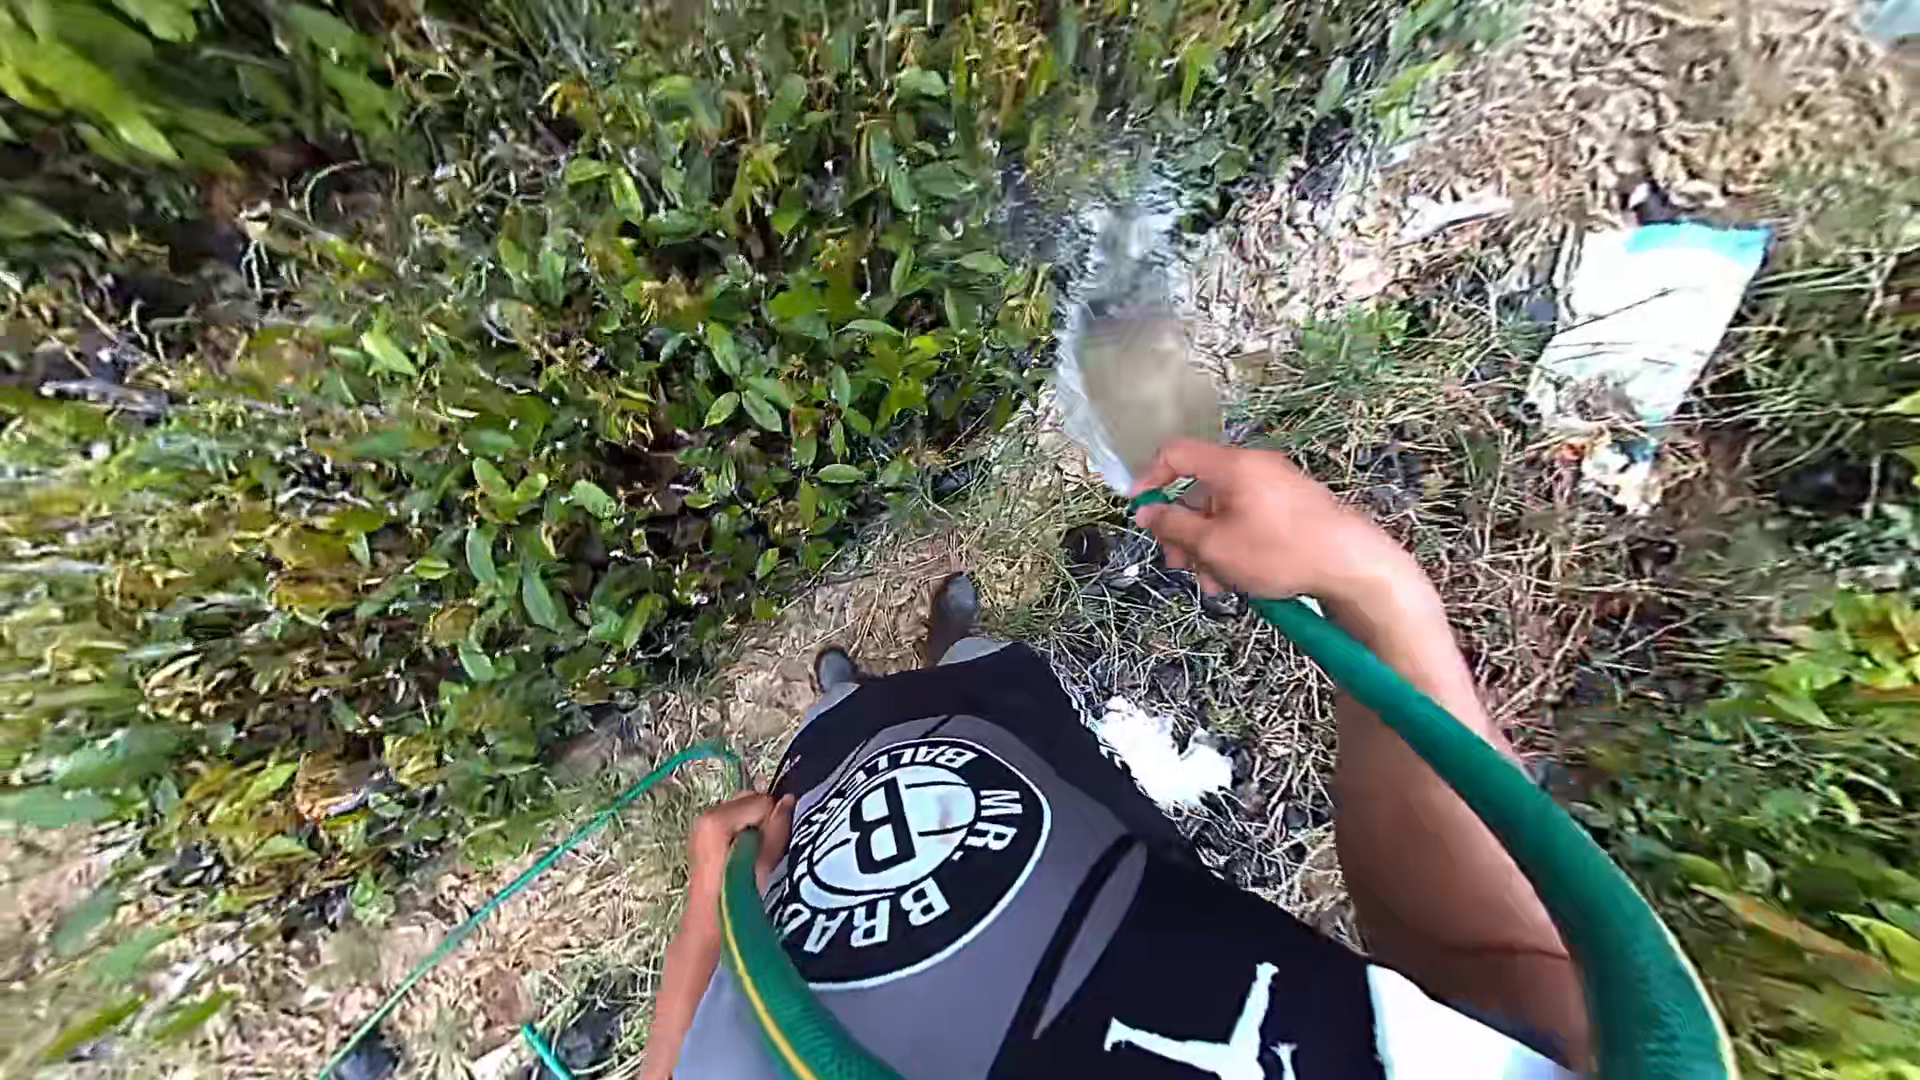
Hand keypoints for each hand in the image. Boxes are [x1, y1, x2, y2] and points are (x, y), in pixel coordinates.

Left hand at [688, 791, 794, 899]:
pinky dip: (744, 826)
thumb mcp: (765, 862)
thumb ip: (778, 826)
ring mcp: (703, 821)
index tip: (768, 849)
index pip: (763, 802)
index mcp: (717, 820)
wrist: (709, 924)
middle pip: (752, 798)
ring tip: (751, 851)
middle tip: (760, 849)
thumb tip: (788, 799)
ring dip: (755, 822)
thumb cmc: (738, 897)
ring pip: (745, 805)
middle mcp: (707, 813)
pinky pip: (736, 814)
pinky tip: (741, 850)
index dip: (772, 824)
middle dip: (763, 818)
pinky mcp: (705, 828)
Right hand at [1131, 438, 1423, 605]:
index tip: (1139, 511)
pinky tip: (1235, 580)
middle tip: (1178, 564)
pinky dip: (1231, 546)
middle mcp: (1252, 469)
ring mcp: (1273, 489)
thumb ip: (1172, 525)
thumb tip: (1145, 512)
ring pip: (1220, 514)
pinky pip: (1245, 522)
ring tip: (1213, 584)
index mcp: (1232, 466)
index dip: (1149, 478)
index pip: (1175, 453)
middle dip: (1182, 531)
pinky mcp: (1289, 509)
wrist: (1356, 568)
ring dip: (1206, 548)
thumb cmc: (1279, 552)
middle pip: (1197, 492)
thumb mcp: (1214, 544)